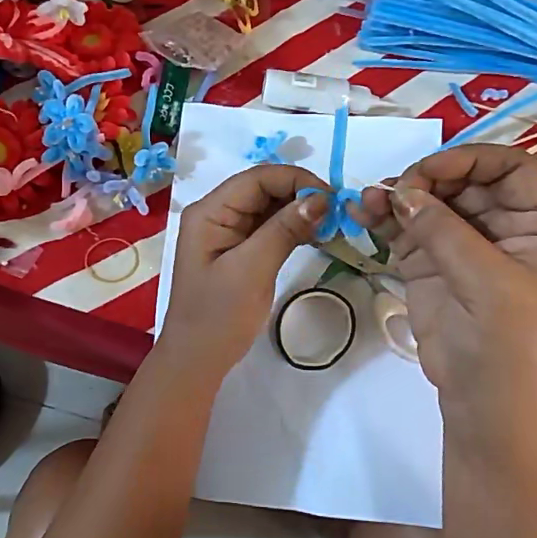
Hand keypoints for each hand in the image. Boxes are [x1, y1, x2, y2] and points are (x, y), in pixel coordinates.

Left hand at [162, 164, 326, 372]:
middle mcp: (217, 214)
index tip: (332, 199)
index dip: (296, 180)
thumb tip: (321, 199)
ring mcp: (228, 233)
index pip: (257, 178)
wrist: (198, 359)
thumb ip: (284, 230)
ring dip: (300, 211)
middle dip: (301, 195)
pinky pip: (270, 228)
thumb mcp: (251, 270)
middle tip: (338, 213)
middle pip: (264, 189)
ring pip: (270, 207)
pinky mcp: (240, 250)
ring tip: (332, 225)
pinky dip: (293, 228)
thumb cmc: (218, 315)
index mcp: (209, 212)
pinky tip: (316, 236)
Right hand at [355, 146, 536, 397]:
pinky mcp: (430, 267)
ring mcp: (462, 248)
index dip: (472, 159)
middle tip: (395, 190)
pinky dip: (385, 220)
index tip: (430, 171)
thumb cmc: (508, 341)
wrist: (486, 403)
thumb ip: (443, 231)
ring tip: (369, 199)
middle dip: (428, 179)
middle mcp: (502, 229)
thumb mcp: (486, 280)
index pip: (510, 169)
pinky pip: (407, 231)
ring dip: (400, 196)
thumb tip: (400, 192)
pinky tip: (363, 212)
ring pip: (431, 204)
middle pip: (464, 182)